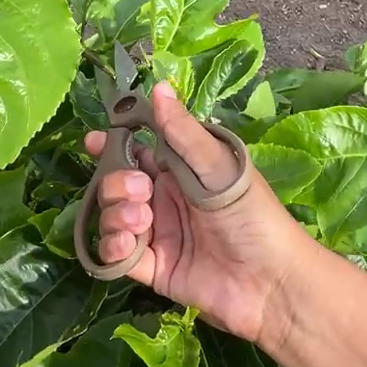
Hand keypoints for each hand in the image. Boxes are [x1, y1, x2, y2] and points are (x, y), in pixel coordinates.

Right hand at [85, 82, 325, 346]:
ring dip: (114, 214)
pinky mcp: (152, 268)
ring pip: (111, 216)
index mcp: (179, 169)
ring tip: (140, 220)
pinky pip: (116, 255)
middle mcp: (162, 199)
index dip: (112, 144)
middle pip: (116, 183)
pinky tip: (127, 244)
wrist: (271, 281)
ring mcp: (156, 234)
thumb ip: (183, 131)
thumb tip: (159, 86)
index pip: (136, 150)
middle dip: (115, 182)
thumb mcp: (218, 166)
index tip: (94, 140)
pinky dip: (112, 247)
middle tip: (139, 189)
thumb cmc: (251, 213)